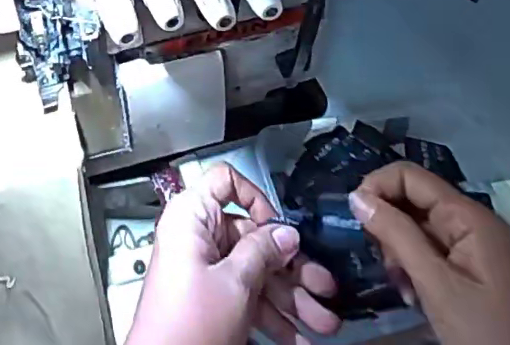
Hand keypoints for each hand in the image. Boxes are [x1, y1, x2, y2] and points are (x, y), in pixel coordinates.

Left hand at [127, 163, 342, 344]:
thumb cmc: (186, 325)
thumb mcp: (234, 283)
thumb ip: (263, 252)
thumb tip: (286, 233)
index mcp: (192, 216)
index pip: (225, 181)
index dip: (256, 198)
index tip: (282, 229)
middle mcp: (196, 235)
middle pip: (249, 234)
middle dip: (290, 266)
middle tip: (323, 287)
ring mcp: (202, 268)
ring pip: (253, 270)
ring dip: (289, 297)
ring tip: (323, 323)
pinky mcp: (208, 297)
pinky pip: (245, 294)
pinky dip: (271, 314)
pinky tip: (300, 337)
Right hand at [351, 163, 509, 344]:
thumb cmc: (489, 339)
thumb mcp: (436, 286)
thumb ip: (396, 235)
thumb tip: (357, 196)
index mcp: (470, 217)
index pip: (410, 176)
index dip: (378, 187)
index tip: (356, 218)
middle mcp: (476, 224)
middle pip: (415, 201)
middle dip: (390, 225)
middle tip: (383, 263)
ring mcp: (480, 251)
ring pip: (422, 229)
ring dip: (402, 251)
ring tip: (400, 286)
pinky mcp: (482, 276)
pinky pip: (438, 254)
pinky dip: (419, 268)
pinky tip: (414, 295)